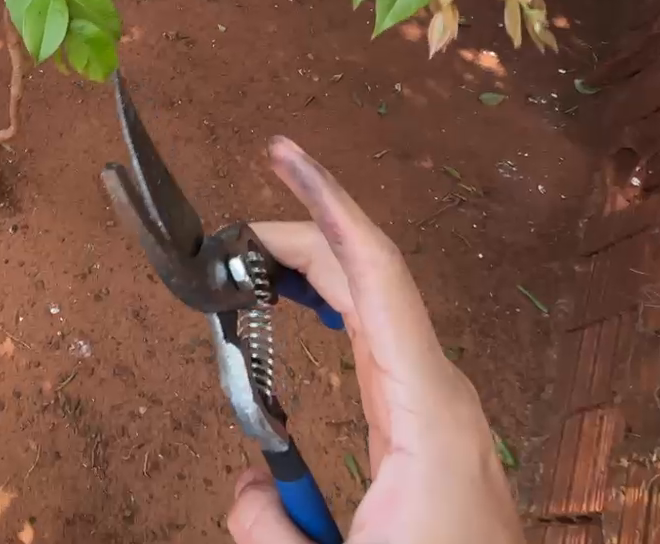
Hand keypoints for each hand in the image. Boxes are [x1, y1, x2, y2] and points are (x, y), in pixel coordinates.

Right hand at [227, 138, 521, 543]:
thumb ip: (269, 528)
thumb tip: (247, 485)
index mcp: (426, 407)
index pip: (374, 272)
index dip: (326, 202)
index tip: (282, 153)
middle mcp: (435, 384)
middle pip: (361, 270)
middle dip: (293, 230)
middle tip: (224, 238)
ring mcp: (432, 396)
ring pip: (364, 294)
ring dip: (303, 260)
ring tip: (244, 259)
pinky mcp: (420, 413)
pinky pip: (367, 326)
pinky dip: (322, 294)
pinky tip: (295, 296)